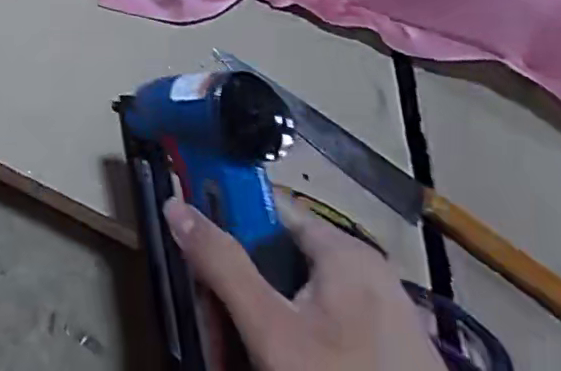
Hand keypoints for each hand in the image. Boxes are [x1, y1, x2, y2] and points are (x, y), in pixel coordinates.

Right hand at [164, 192, 444, 370]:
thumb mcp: (270, 329)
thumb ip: (221, 264)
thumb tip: (174, 206)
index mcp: (345, 252)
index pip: (266, 204)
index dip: (223, 214)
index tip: (192, 242)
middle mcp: (367, 273)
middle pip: (278, 252)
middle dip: (238, 277)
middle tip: (211, 309)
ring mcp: (381, 316)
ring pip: (295, 293)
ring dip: (258, 310)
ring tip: (236, 343)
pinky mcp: (386, 353)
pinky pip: (321, 323)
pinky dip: (290, 334)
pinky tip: (273, 359)